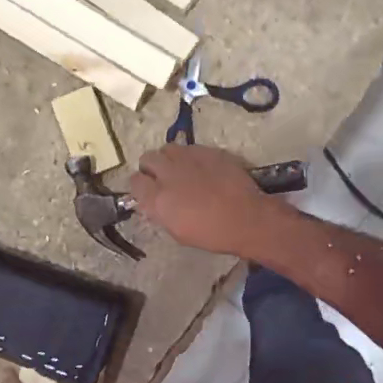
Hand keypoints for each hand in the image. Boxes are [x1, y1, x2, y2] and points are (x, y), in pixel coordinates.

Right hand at [129, 144, 295, 256]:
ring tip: (181, 168)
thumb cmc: (212, 234)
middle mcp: (169, 174)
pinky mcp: (209, 151)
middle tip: (163, 177)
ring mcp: (190, 159)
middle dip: (152, 166)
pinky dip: (192, 156)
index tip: (148, 189)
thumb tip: (154, 200)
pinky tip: (203, 167)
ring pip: (168, 148)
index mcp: (157, 199)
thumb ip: (160, 211)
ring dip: (170, 158)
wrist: (247, 219)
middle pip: (148, 158)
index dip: (141, 185)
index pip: (134, 181)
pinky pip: (192, 148)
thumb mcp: (177, 231)